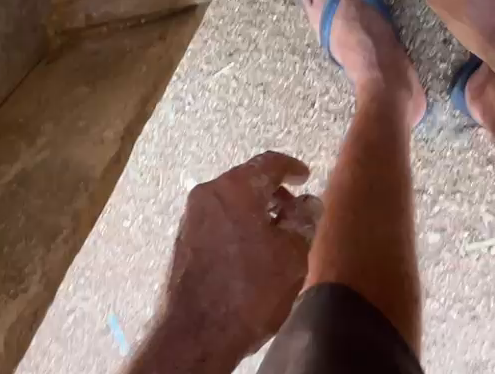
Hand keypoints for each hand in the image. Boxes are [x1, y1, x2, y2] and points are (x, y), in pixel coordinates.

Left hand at [141, 152, 321, 369]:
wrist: (196, 331)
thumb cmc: (249, 290)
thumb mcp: (290, 257)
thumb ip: (302, 223)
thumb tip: (309, 202)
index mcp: (235, 187)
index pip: (268, 162)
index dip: (290, 167)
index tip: (305, 176)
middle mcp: (209, 191)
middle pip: (247, 179)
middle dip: (274, 192)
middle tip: (295, 212)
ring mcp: (192, 214)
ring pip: (231, 200)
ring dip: (255, 209)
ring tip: (277, 234)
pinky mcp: (185, 237)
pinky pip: (218, 217)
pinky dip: (238, 222)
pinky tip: (252, 249)